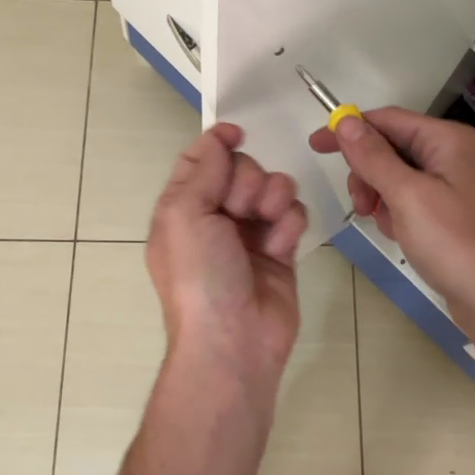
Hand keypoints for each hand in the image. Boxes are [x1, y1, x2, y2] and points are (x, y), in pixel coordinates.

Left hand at [148, 123, 310, 383]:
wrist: (233, 341)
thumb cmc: (199, 277)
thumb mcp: (184, 215)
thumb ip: (202, 169)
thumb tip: (218, 136)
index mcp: (182, 209)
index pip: (199, 160)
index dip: (217, 143)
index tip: (237, 134)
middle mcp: (214, 218)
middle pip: (241, 170)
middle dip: (248, 180)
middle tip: (242, 207)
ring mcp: (249, 235)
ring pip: (272, 189)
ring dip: (274, 197)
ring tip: (268, 223)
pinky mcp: (281, 252)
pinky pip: (292, 216)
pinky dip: (290, 223)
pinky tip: (282, 245)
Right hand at [309, 108, 474, 326]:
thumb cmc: (454, 244)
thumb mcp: (407, 196)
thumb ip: (374, 157)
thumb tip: (345, 121)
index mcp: (448, 140)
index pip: (388, 120)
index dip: (349, 130)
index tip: (315, 146)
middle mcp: (455, 154)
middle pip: (392, 147)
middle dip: (368, 173)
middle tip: (361, 206)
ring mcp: (458, 184)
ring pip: (398, 176)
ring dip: (381, 197)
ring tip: (387, 226)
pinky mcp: (455, 212)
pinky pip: (413, 200)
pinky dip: (398, 213)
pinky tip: (401, 236)